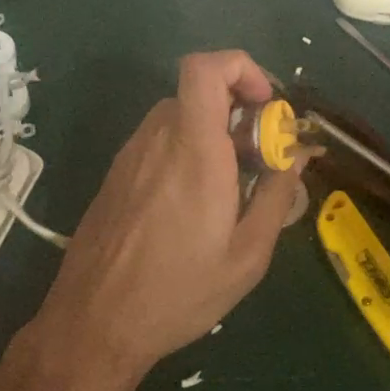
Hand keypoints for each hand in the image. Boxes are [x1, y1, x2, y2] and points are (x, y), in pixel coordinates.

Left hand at [27, 51, 299, 379]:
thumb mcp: (247, 256)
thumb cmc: (178, 292)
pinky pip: (160, 142)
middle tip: (260, 161)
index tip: (265, 105)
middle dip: (238, 113)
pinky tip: (193, 207)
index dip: (240, 67)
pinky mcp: (117, 173)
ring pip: (180, 118)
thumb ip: (277, 196)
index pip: (205, 67)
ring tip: (230, 191)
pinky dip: (187, 152)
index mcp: (194, 150)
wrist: (93, 324)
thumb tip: (296, 156)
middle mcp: (158, 138)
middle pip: (200, 93)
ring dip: (213, 136)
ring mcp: (131, 154)